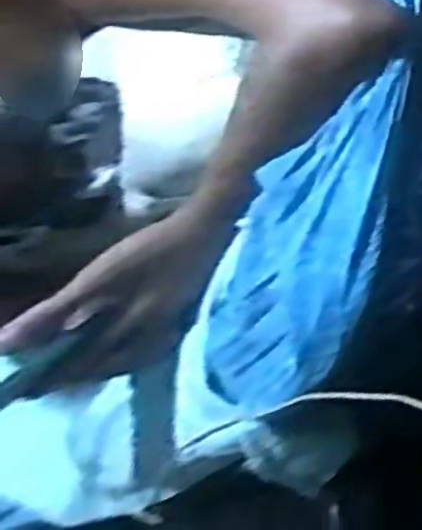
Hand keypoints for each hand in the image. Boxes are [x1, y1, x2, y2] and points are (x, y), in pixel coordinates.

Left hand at [0, 206, 232, 384]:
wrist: (211, 223)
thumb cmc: (153, 248)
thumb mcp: (100, 276)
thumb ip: (54, 311)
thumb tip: (1, 346)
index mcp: (134, 325)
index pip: (85, 363)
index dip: (51, 376)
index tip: (22, 388)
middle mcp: (157, 329)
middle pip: (115, 364)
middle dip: (82, 373)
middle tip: (53, 377)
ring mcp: (177, 318)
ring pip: (139, 354)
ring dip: (110, 363)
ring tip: (89, 362)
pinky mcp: (187, 308)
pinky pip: (156, 339)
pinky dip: (135, 348)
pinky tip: (128, 341)